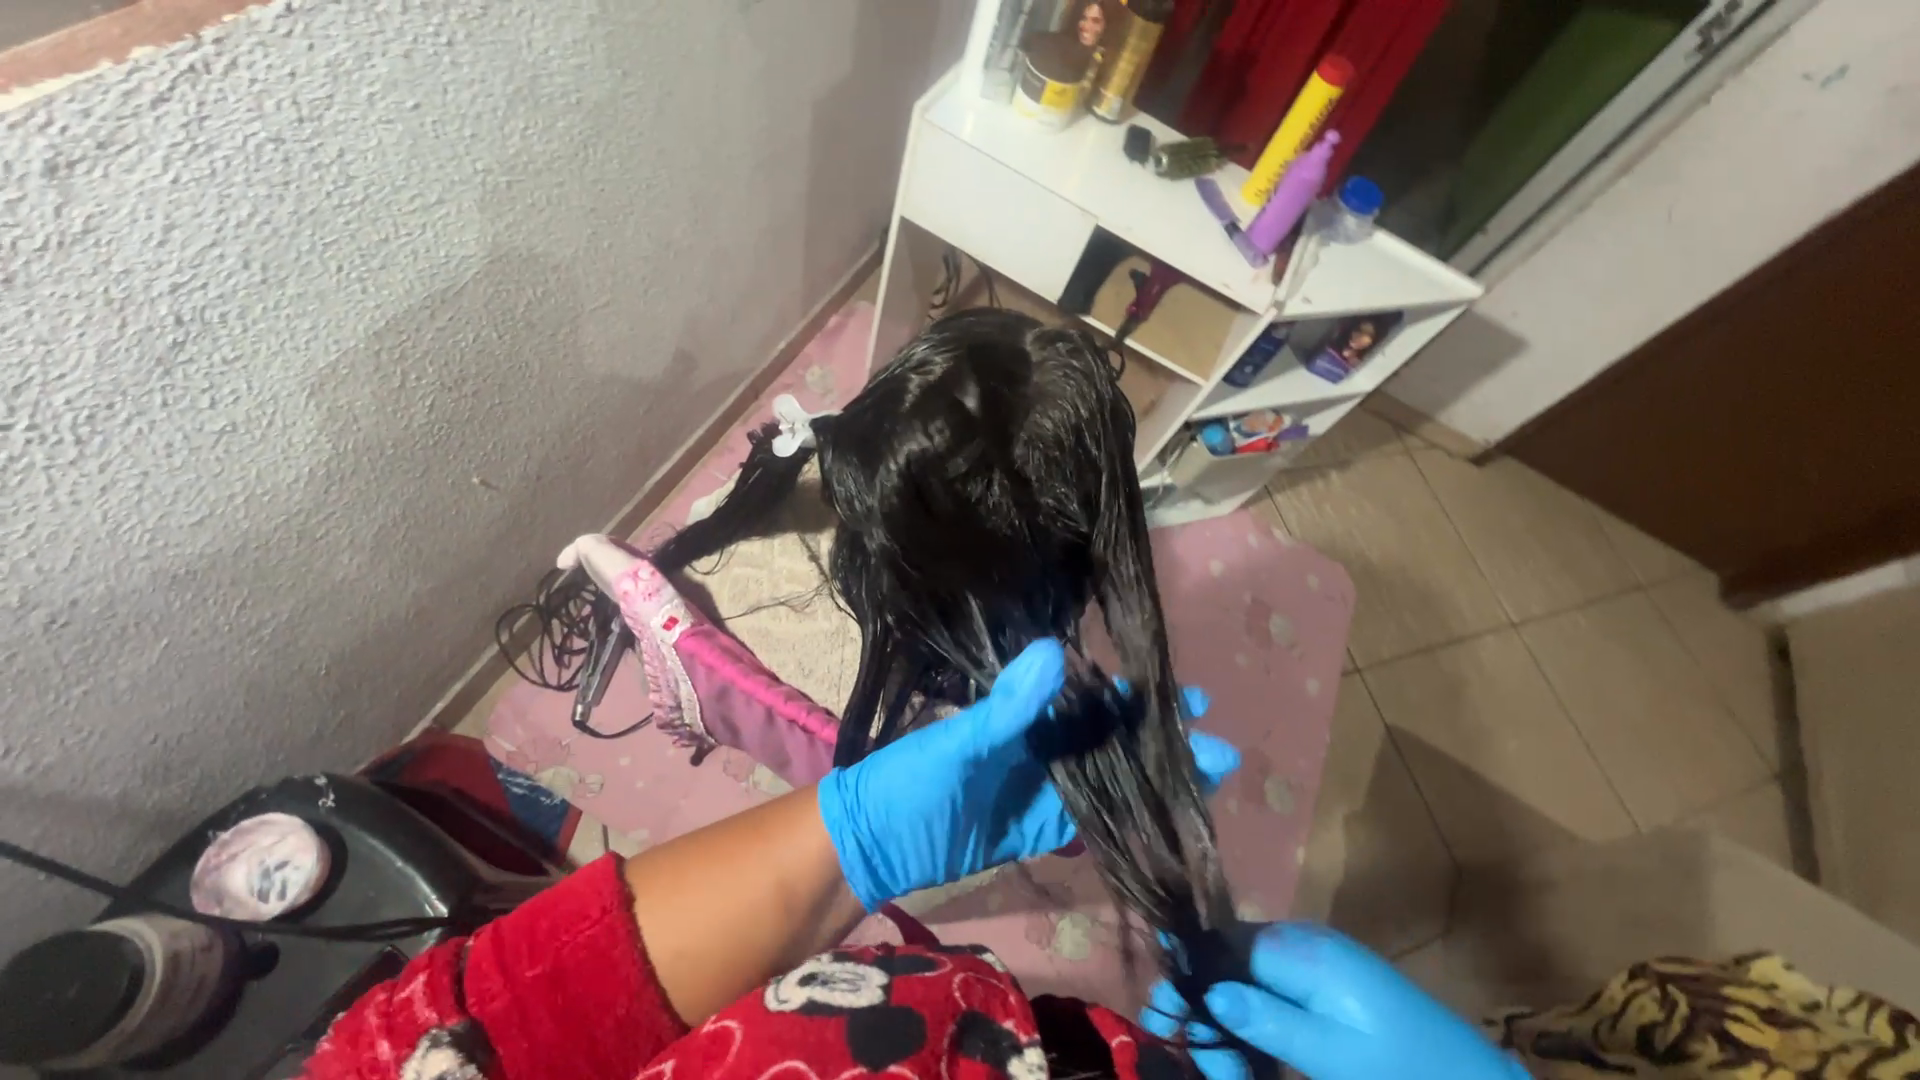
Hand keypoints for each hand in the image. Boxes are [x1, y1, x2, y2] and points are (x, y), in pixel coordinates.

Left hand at [816, 639, 1240, 910]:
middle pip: (1109, 742)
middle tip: (1217, 750)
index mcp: (1021, 715)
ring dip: (1148, 783)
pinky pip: (1085, 825)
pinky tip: (1158, 825)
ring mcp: (1039, 791)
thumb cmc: (910, 780)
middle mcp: (1038, 747)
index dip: (1137, 699)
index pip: (1090, 699)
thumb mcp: (957, 741)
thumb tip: (1057, 649)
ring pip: (1106, 783)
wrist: (874, 843)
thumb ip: (1007, 706)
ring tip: (1205, 786)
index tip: (1187, 698)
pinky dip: (1117, 825)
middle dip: (1158, 744)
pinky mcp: (1035, 832)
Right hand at [1142, 923, 1526, 1079]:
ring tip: (1220, 1065)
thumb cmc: (1403, 1070)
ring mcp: (1318, 960)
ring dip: (1226, 1016)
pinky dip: (1255, 1018)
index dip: (1188, 980)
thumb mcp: (1333, 1055)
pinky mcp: (1329, 983)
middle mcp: (1304, 942)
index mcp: (1303, 951)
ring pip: (1248, 975)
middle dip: (1202, 1000)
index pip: (1222, 949)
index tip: (1157, 1013)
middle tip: (1184, 1048)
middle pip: (1230, 959)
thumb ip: (1268, 1020)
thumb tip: (1208, 993)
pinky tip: (1249, 1055)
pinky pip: (1274, 989)